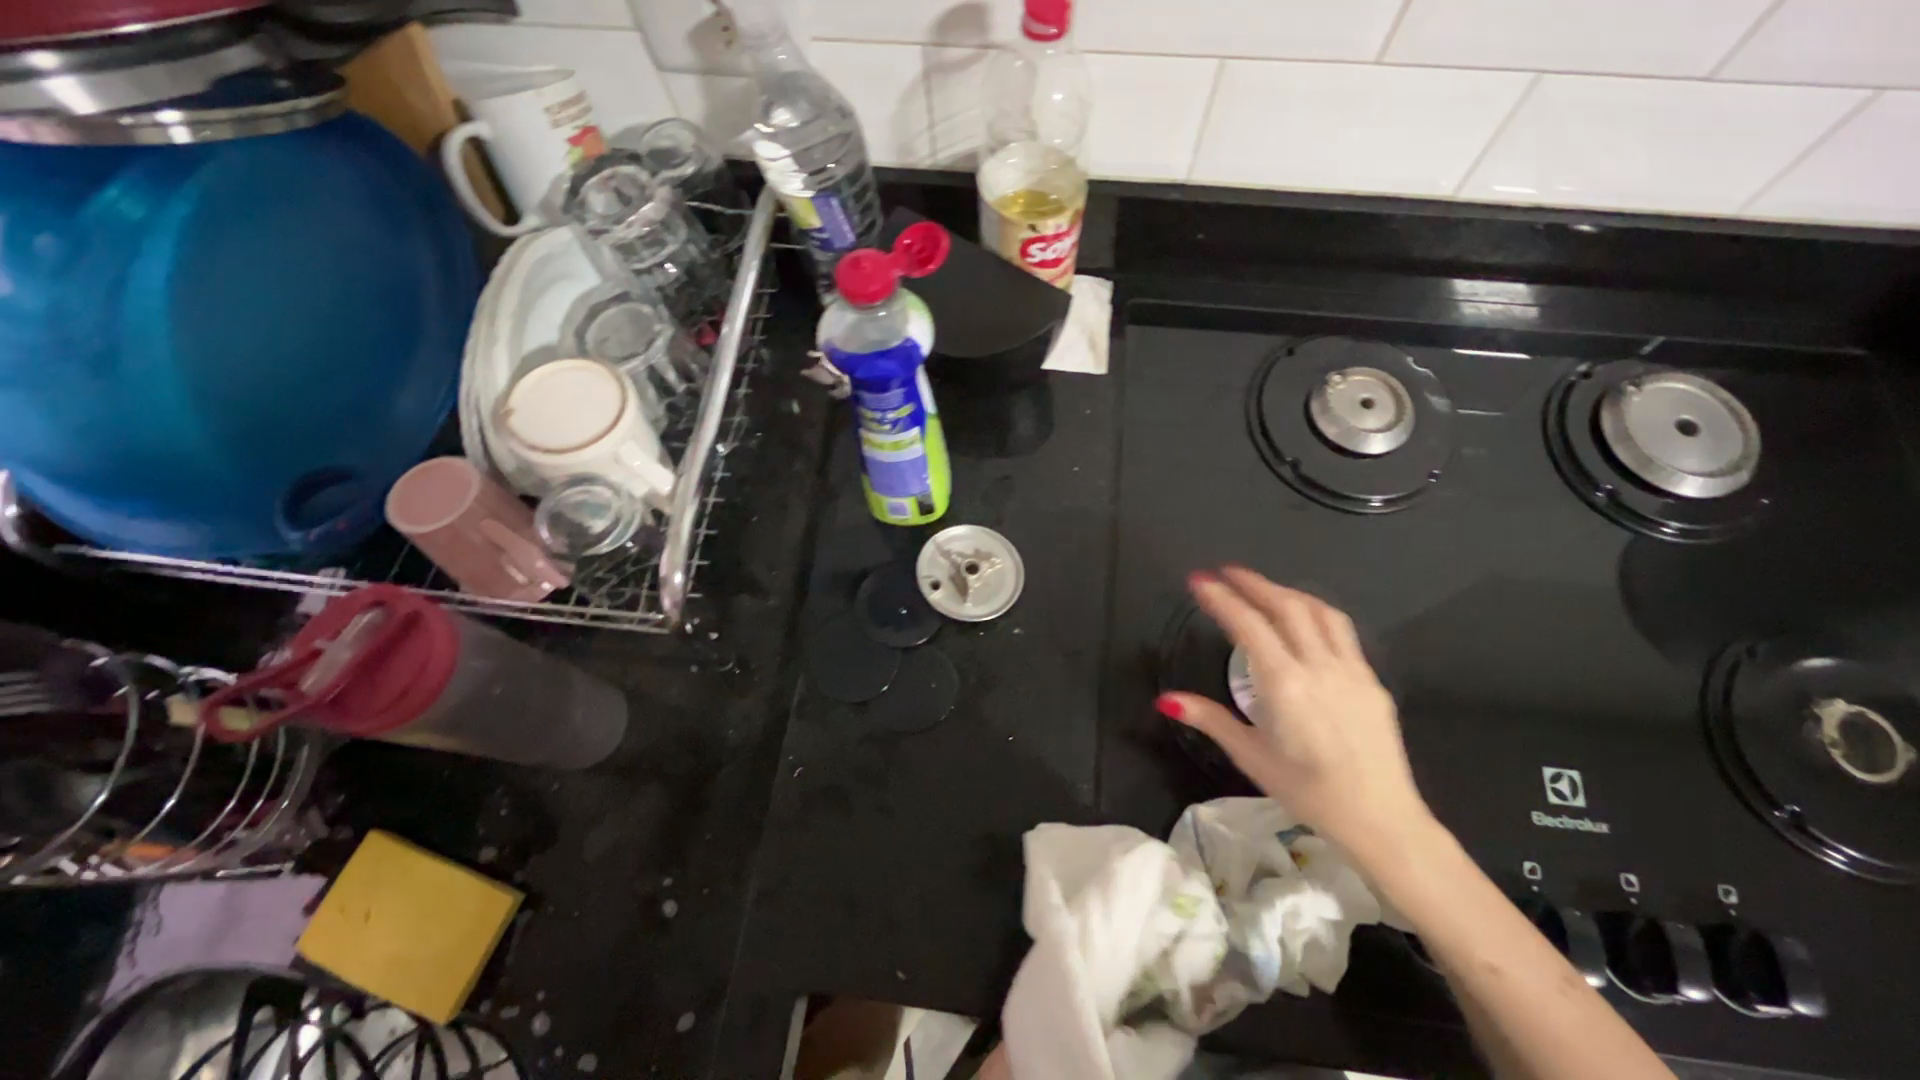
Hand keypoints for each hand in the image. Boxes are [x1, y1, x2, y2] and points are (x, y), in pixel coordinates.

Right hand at [1159, 566, 1433, 859]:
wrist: (1379, 817)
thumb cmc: (1307, 791)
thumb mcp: (1251, 757)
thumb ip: (1210, 720)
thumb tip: (1167, 700)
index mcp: (1284, 685)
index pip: (1248, 626)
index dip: (1222, 599)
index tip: (1200, 580)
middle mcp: (1318, 667)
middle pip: (1286, 607)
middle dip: (1254, 584)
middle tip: (1227, 572)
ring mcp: (1351, 671)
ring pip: (1320, 612)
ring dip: (1288, 592)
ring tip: (1264, 588)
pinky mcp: (1372, 681)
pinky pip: (1342, 632)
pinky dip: (1316, 613)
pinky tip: (1307, 621)